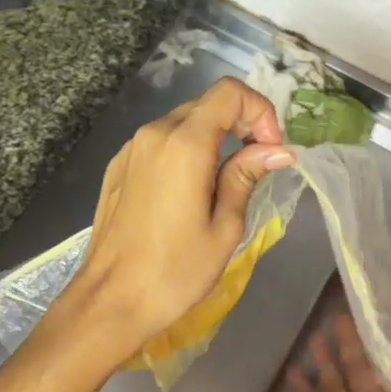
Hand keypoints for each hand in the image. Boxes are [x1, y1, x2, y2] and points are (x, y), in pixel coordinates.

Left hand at [58, 78, 294, 358]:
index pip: (229, 92)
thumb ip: (247, 175)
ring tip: (225, 183)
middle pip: (207, 104)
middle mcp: (154, 133)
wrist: (111, 299)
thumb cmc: (175, 271)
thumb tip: (279, 149)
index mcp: (184, 143)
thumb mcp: (225, 226)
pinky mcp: (119, 164)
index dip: (259, 111)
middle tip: (257, 166)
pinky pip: (160, 142)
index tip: (269, 150)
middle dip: (241, 123)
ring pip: (183, 122)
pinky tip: (190, 192)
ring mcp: (131, 147)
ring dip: (214, 138)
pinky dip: (185, 151)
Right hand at [292, 315, 390, 391]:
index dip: (370, 337)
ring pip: (340, 387)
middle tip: (338, 315)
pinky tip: (295, 374)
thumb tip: (366, 356)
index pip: (379, 360)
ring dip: (327, 364)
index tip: (364, 311)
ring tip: (313, 336)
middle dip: (348, 344)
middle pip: (359, 370)